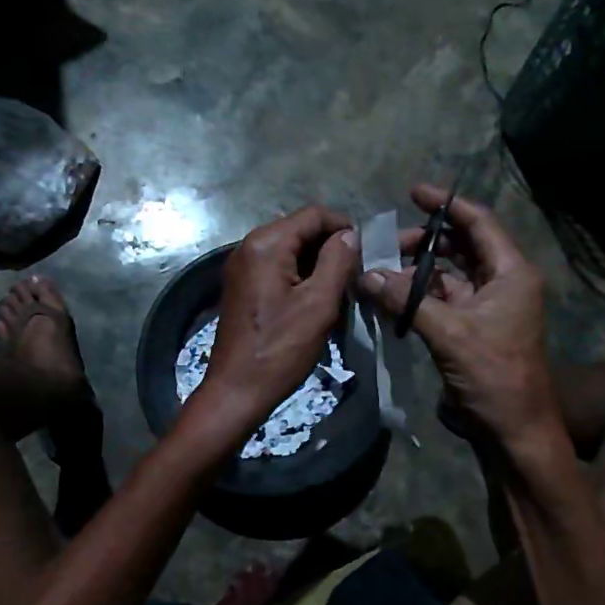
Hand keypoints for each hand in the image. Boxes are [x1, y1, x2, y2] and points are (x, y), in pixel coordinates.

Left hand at [184, 205, 360, 444]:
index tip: (368, 252)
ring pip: (290, 250)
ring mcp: (241, 267)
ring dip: (317, 264)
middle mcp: (248, 246)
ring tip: (341, 289)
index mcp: (266, 243)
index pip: (314, 214)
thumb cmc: (280, 348)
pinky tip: (317, 300)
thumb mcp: (318, 304)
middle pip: (300, 229)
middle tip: (357, 274)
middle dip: (331, 247)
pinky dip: (299, 276)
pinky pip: (276, 268)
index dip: (345, 227)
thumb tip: (350, 235)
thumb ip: (337, 261)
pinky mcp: (242, 286)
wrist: (236, 389)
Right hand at [359, 184, 553, 443]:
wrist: (512, 428)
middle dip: (424, 241)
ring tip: (381, 270)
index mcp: (510, 274)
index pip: (479, 224)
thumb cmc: (494, 375)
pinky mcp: (471, 327)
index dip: (447, 205)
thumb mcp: (449, 333)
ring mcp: (486, 306)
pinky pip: (440, 299)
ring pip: (448, 274)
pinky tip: (389, 296)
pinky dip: (417, 295)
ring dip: (416, 270)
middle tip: (387, 245)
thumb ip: (407, 300)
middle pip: (461, 246)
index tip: (414, 192)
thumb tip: (366, 276)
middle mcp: (501, 282)